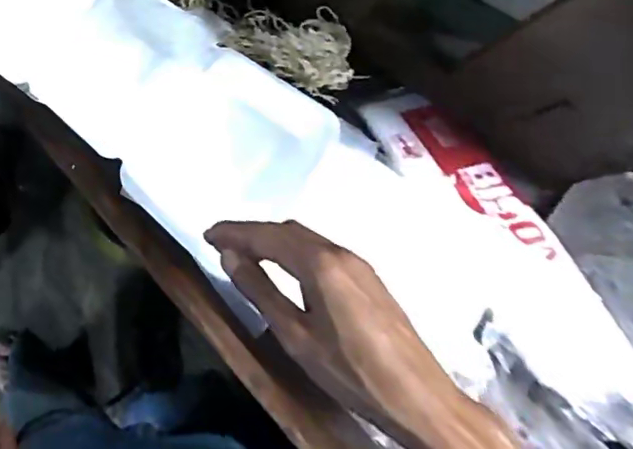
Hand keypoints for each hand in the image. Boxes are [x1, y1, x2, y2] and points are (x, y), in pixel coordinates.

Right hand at [204, 221, 517, 448]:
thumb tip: (229, 256)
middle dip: (251, 232)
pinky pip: (321, 249)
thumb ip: (259, 291)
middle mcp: (339, 252)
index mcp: (319, 262)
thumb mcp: (296, 337)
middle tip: (223, 243)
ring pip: (305, 238)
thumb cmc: (354, 372)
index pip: (265, 235)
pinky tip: (287, 267)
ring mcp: (359, 264)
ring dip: (273, 240)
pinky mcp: (371, 279)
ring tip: (248, 253)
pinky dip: (294, 249)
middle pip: (285, 230)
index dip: (232, 232)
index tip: (207, 235)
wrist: (425, 404)